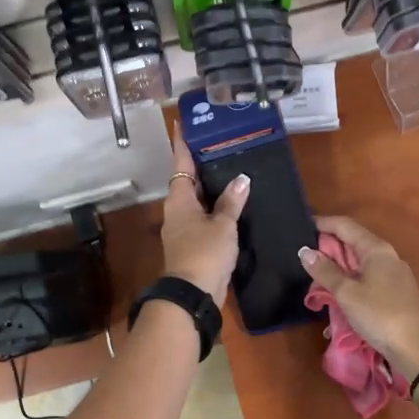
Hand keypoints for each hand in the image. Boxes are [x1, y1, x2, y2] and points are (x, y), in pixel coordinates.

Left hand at [160, 128, 248, 305]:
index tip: (181, 124)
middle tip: (219, 144)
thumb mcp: (223, 225)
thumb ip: (232, 201)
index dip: (182, 144)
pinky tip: (232, 204)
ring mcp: (182, 228)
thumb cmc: (205, 253)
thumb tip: (242, 178)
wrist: (192, 294)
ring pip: (196, 200)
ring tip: (230, 170)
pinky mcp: (192, 244)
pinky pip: (203, 217)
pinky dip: (215, 207)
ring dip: (209, 187)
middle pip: (187, 181)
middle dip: (200, 164)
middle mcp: (176, 210)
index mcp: (179, 199)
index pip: (181, 163)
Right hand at [300, 216, 418, 377]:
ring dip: (338, 266)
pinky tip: (338, 293)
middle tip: (304, 255)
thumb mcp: (347, 294)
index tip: (301, 228)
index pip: (346, 226)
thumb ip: (325, 271)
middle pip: (353, 242)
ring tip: (316, 275)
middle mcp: (387, 256)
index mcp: (376, 249)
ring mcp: (393, 275)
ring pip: (359, 262)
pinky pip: (367, 277)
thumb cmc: (380, 315)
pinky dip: (349, 280)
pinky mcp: (395, 292)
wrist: (418, 349)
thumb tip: (305, 251)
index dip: (323, 224)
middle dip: (328, 247)